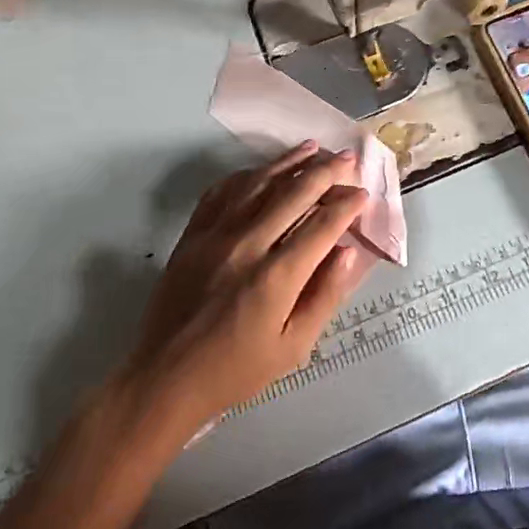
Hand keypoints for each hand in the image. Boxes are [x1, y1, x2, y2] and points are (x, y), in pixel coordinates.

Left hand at [122, 141, 369, 422]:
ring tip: (313, 148)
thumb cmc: (236, 370)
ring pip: (258, 184)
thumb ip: (325, 295)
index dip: (347, 205)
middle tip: (348, 158)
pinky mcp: (191, 236)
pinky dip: (246, 175)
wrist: (164, 379)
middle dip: (326, 172)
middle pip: (293, 194)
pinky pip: (221, 193)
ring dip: (289, 162)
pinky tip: (262, 170)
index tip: (363, 194)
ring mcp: (214, 236)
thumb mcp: (293, 347)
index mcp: (275, 277)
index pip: (322, 225)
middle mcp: (246, 246)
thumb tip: (347, 252)